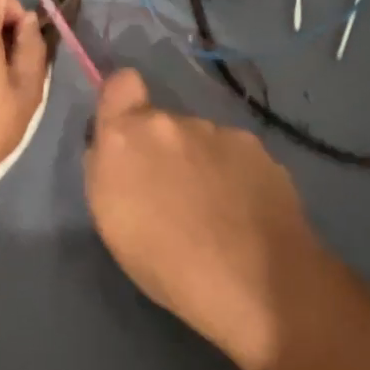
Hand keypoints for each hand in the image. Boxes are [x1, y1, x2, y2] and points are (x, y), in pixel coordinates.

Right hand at [84, 69, 333, 369]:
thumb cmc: (164, 261)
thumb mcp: (109, 217)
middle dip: (163, 149)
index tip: (126, 133)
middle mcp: (170, 122)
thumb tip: (116, 150)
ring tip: (214, 210)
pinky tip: (245, 213)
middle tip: (172, 193)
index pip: (121, 84)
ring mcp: (220, 134)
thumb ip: (108, 167)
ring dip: (200, 163)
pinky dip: (235, 176)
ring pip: (201, 140)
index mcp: (125, 135)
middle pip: (161, 122)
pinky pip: (236, 156)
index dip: (123, 101)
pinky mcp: (261, 152)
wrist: (255, 286)